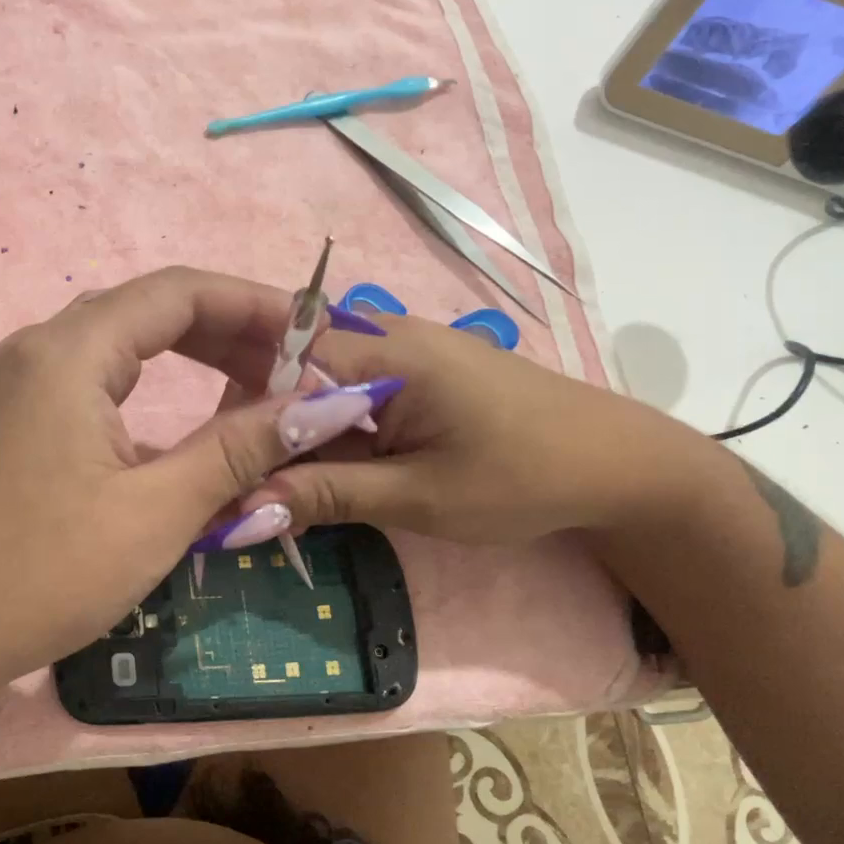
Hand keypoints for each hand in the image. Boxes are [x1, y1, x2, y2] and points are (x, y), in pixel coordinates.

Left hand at [0, 268, 368, 701]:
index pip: (179, 291)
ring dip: (187, 365)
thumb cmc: (42, 573)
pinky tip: (183, 432)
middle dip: (227, 336)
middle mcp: (35, 350)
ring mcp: (14, 385)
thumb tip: (321, 405)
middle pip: (147, 313)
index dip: (255, 305)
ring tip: (254, 398)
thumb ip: (239, 449)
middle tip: (296, 375)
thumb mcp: (154, 513)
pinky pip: (88, 387)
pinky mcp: (8, 422)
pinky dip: (143, 396)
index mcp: (67, 352)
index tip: (317, 336)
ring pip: (117, 351)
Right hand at [245, 313, 713, 543]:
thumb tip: (241, 508)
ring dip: (292, 426)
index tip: (220, 454)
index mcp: (387, 353)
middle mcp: (388, 335)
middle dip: (260, 417)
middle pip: (294, 364)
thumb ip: (326, 495)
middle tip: (236, 471)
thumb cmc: (525, 478)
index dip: (243, 402)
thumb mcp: (420, 498)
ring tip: (266, 471)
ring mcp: (405, 351)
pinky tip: (317, 463)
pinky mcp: (418, 372)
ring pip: (319, 379)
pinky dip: (325, 425)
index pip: (283, 355)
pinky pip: (349, 389)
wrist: (623, 467)